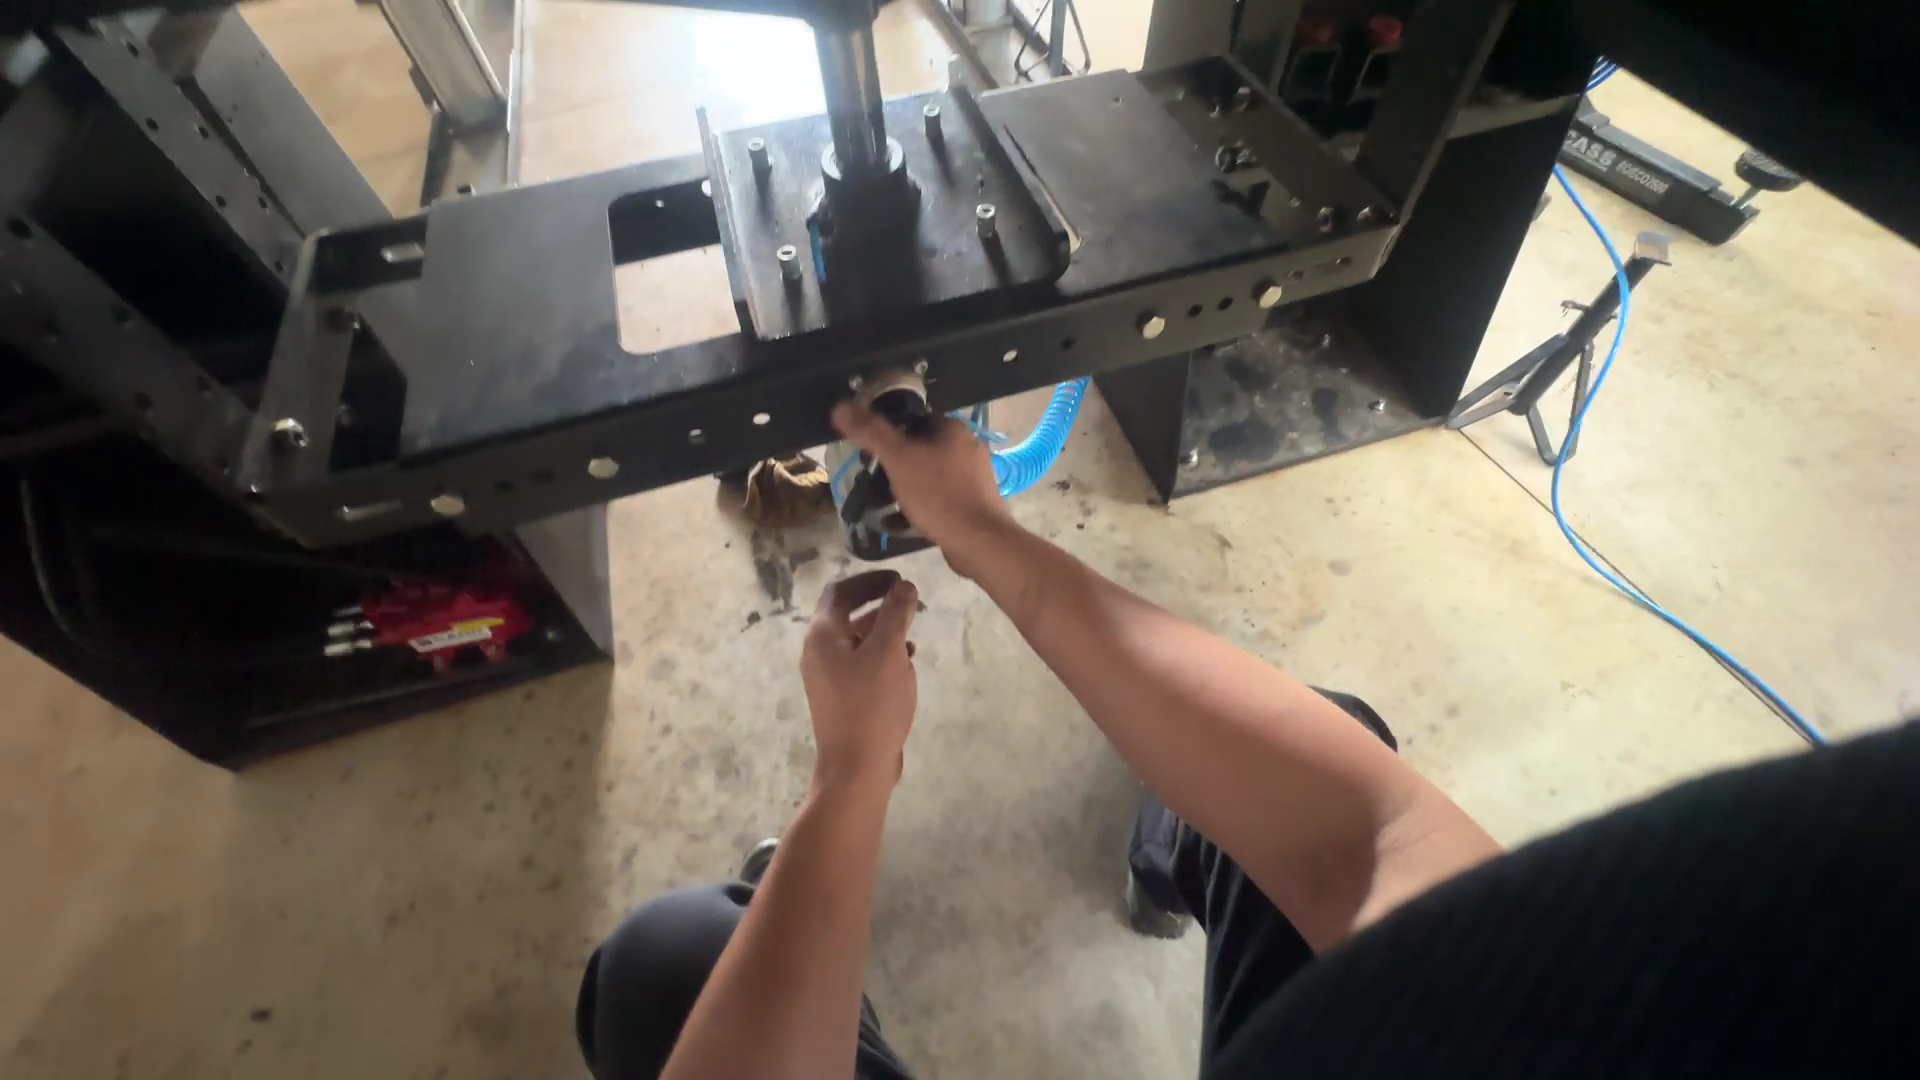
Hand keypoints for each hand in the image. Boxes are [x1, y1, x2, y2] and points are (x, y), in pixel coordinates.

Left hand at [801, 570, 919, 792]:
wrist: (856, 767)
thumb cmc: (871, 705)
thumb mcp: (888, 652)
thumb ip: (896, 613)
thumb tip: (903, 586)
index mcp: (822, 636)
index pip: (840, 591)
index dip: (869, 579)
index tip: (899, 578)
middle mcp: (818, 652)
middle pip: (847, 614)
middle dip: (879, 603)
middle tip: (909, 599)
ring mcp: (828, 677)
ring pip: (856, 639)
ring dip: (884, 628)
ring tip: (912, 628)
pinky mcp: (842, 697)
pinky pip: (861, 663)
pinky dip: (882, 654)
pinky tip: (906, 660)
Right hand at [831, 403, 1014, 578]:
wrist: (979, 541)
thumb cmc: (938, 495)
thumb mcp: (898, 460)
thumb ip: (871, 433)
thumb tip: (840, 406)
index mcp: (953, 429)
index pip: (912, 420)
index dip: (886, 434)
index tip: (866, 452)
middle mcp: (967, 448)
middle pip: (919, 449)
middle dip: (892, 465)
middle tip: (869, 480)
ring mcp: (972, 478)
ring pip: (927, 476)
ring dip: (902, 488)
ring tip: (877, 503)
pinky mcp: (972, 504)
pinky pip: (938, 499)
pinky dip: (917, 507)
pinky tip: (897, 522)